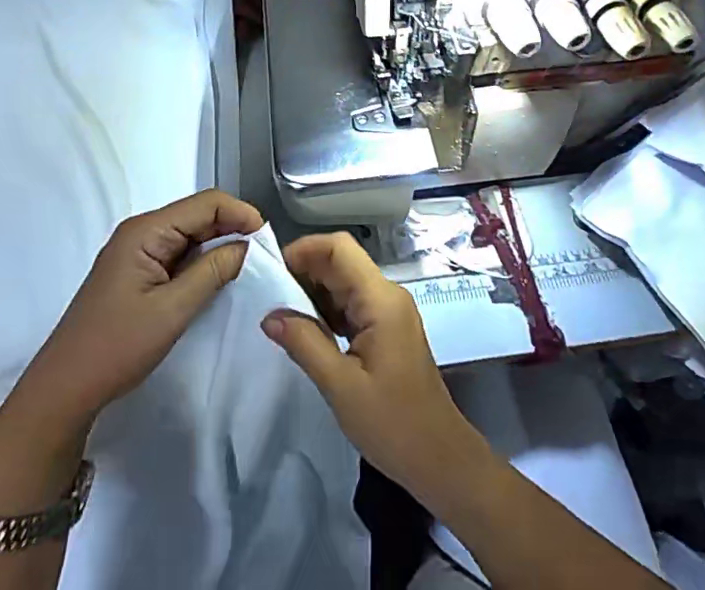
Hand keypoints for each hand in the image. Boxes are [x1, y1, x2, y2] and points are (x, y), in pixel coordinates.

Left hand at [26, 190, 263, 429]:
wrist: (65, 389)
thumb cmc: (117, 347)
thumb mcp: (173, 310)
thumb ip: (213, 271)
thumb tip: (246, 246)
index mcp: (145, 232)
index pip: (206, 203)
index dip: (240, 214)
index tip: (267, 240)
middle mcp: (141, 232)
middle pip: (198, 215)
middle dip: (232, 229)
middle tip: (263, 257)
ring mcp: (137, 252)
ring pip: (191, 235)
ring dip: (219, 246)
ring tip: (246, 268)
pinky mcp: (138, 272)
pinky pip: (179, 254)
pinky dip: (202, 262)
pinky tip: (218, 279)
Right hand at [261, 232, 488, 494]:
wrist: (438, 456)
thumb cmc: (392, 423)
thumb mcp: (340, 385)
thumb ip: (304, 343)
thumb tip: (270, 315)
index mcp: (381, 300)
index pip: (340, 249)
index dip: (304, 249)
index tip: (271, 270)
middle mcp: (387, 296)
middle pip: (342, 262)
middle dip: (304, 270)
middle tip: (266, 294)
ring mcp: (388, 312)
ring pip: (345, 283)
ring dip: (312, 290)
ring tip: (278, 311)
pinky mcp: (386, 330)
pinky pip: (351, 305)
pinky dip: (326, 309)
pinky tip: (303, 328)